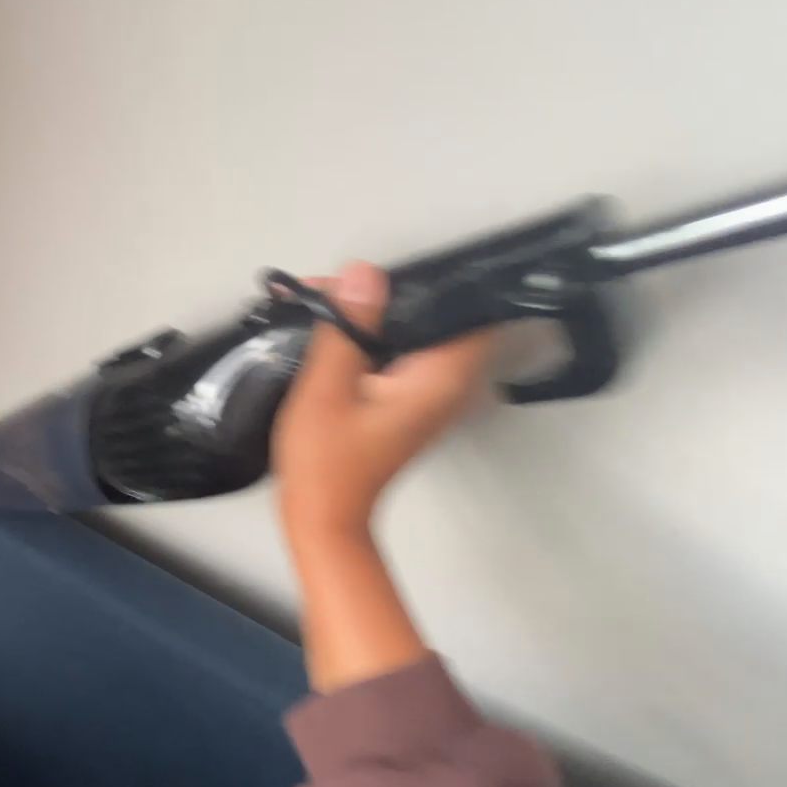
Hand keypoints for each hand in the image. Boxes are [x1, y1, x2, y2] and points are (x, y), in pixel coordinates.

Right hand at [273, 261, 493, 540]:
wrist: (322, 516)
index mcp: (442, 375)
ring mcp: (431, 394)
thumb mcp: (326, 389)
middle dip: (388, 292)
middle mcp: (450, 381)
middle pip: (437, 314)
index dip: (424, 277)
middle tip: (332, 284)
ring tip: (326, 300)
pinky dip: (372, 336)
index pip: (464, 303)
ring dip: (375, 314)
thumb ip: (347, 330)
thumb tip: (363, 271)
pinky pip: (402, 351)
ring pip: (416, 332)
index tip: (371, 270)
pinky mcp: (409, 401)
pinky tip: (336, 332)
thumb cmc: (324, 459)